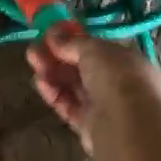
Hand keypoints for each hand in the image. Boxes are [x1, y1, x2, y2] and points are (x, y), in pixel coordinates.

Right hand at [26, 28, 160, 154]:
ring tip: (33, 63)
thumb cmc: (116, 76)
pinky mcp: (90, 127)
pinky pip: (69, 106)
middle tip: (33, 50)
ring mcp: (105, 107)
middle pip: (81, 68)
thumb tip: (52, 34)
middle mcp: (119, 84)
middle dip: (56, 57)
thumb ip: (71, 41)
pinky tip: (40, 83)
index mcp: (128, 62)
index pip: (97, 49)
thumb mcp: (92, 48)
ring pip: (73, 87)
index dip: (73, 41)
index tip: (50, 35)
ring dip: (51, 73)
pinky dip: (54, 93)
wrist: (127, 125)